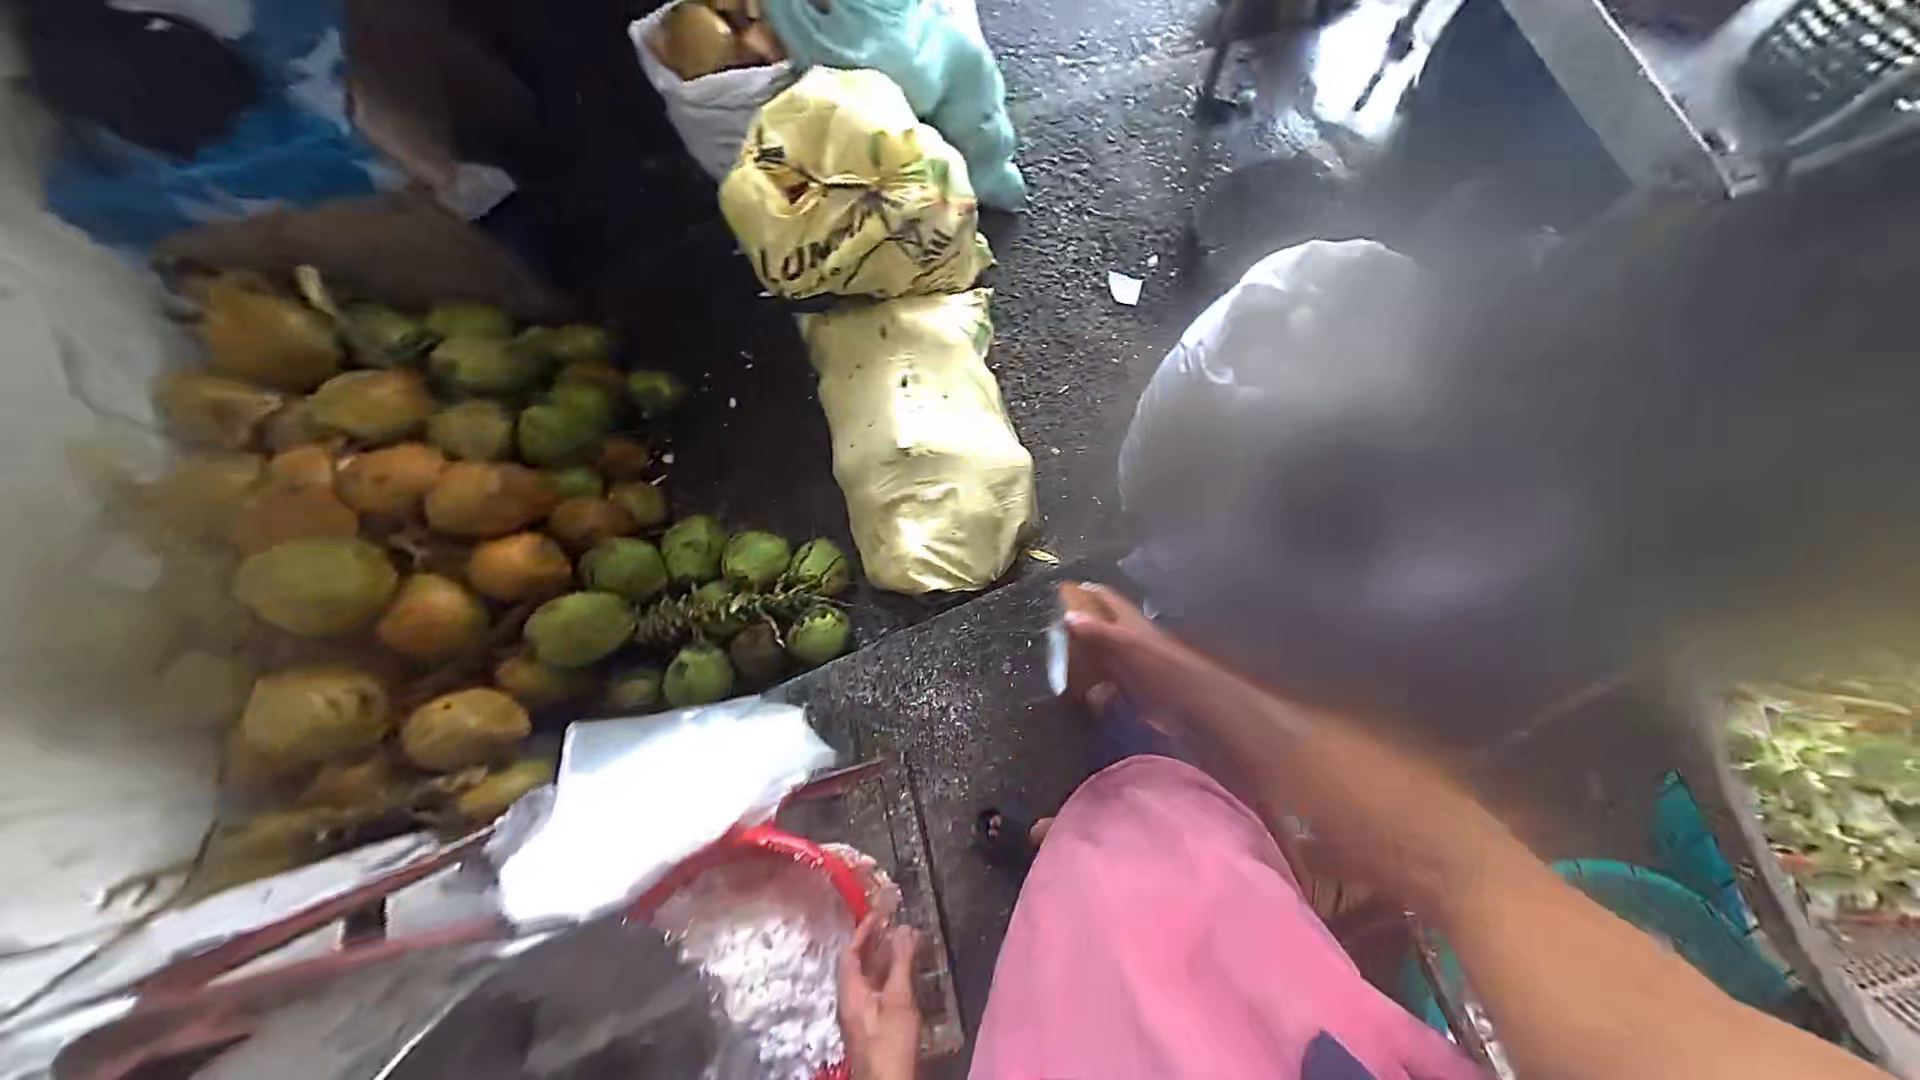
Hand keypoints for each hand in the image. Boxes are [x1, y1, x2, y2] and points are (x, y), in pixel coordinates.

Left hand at [838, 913, 919, 1079]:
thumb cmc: (891, 1040)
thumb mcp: (898, 997)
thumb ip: (901, 961)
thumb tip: (905, 929)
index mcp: (850, 992)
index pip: (850, 952)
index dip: (863, 931)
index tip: (879, 915)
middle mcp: (851, 1001)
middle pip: (860, 964)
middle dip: (877, 943)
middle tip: (894, 924)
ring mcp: (861, 1015)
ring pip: (870, 978)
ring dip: (886, 958)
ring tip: (906, 941)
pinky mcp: (872, 1025)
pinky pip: (877, 990)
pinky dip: (889, 975)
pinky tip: (906, 971)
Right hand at [1059, 583, 1232, 713]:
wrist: (1193, 703)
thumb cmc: (1159, 667)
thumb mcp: (1125, 644)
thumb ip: (1097, 631)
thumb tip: (1068, 616)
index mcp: (1128, 620)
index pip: (1103, 597)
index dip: (1083, 592)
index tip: (1060, 594)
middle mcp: (1129, 637)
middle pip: (1099, 625)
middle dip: (1077, 627)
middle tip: (1052, 633)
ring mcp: (1132, 662)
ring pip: (1101, 654)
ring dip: (1083, 658)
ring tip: (1059, 664)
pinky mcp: (1135, 687)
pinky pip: (1106, 681)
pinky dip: (1092, 685)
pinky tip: (1080, 694)